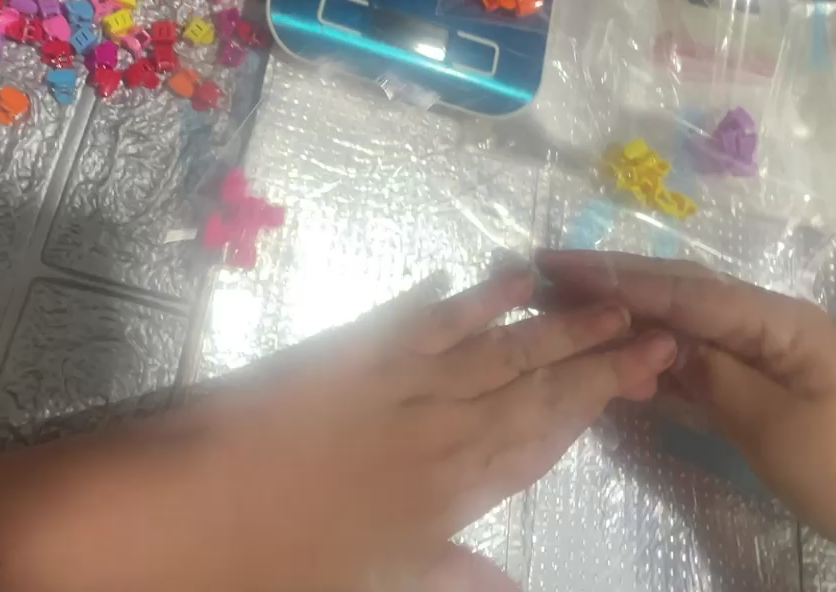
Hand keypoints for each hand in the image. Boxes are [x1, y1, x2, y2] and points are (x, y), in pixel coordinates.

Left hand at [7, 268, 677, 591]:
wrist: (187, 504)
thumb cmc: (278, 558)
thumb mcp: (369, 579)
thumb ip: (446, 570)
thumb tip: (515, 587)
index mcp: (445, 488)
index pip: (540, 436)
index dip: (596, 402)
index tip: (645, 367)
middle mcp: (432, 423)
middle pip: (527, 381)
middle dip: (591, 352)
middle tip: (647, 319)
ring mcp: (389, 378)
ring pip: (482, 342)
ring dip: (538, 317)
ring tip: (589, 290)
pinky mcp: (347, 348)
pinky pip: (409, 317)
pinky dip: (447, 297)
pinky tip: (477, 274)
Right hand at [534, 251, 835, 591]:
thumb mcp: (773, 423)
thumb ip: (707, 368)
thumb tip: (653, 335)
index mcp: (776, 317)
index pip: (680, 287)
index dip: (615, 276)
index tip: (556, 264)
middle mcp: (767, 321)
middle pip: (678, 292)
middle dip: (614, 283)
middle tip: (549, 273)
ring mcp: (765, 353)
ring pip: (683, 324)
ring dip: (631, 318)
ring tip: (571, 309)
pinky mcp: (762, 386)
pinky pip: (699, 361)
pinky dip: (659, 360)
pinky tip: (622, 361)